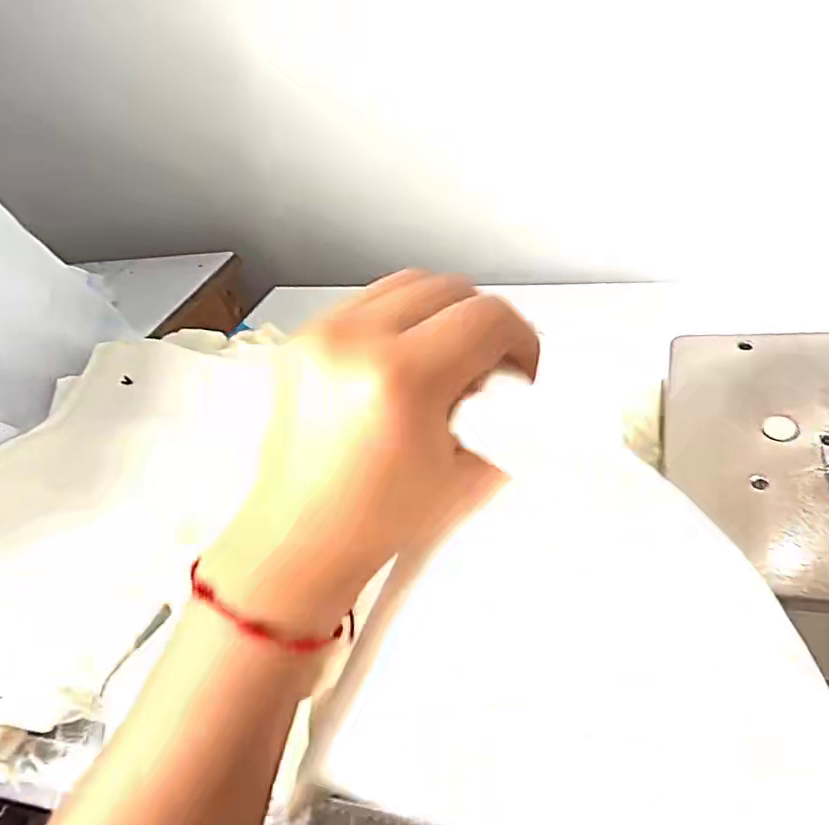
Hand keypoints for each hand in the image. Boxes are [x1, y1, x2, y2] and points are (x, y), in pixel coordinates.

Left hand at [204, 270, 538, 634]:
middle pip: (452, 289)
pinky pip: (372, 301)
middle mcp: (354, 343)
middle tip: (491, 371)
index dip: (522, 341)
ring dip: (445, 317)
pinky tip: (411, 366)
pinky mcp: (305, 339)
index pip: (488, 318)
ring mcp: (323, 335)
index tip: (521, 370)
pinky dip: (404, 322)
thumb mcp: (468, 477)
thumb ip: (509, 424)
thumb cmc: (375, 519)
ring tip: (449, 366)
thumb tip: (523, 390)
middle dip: (486, 326)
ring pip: (411, 284)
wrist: (306, 536)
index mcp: (402, 379)